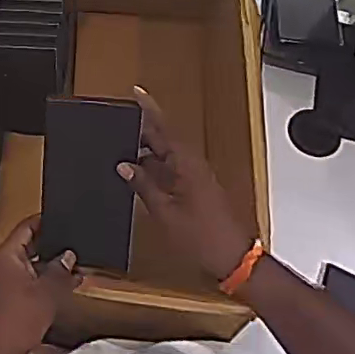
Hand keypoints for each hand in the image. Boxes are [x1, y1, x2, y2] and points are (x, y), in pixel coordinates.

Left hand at [0, 216, 80, 353]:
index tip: (60, 215)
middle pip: (33, 244)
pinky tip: (72, 281)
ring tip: (78, 262)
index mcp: (8, 254)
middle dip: (54, 243)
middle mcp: (8, 263)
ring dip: (56, 264)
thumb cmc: (17, 319)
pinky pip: (38, 278)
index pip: (26, 226)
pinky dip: (53, 279)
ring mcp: (13, 279)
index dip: (43, 220)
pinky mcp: (19, 294)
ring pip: (37, 263)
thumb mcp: (46, 291)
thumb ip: (59, 270)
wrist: (4, 352)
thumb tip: (69, 256)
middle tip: (75, 240)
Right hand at [117, 86, 256, 282]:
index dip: (149, 109)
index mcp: (186, 163)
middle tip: (119, 124)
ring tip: (122, 150)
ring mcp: (195, 177)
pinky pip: (170, 169)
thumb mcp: (164, 211)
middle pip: (163, 139)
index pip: (163, 127)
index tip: (136, 93)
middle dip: (141, 131)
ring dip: (146, 151)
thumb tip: (125, 166)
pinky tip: (139, 175)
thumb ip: (142, 184)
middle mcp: (192, 165)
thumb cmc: (205, 237)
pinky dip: (153, 168)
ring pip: (165, 155)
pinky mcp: (196, 189)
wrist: (235, 261)